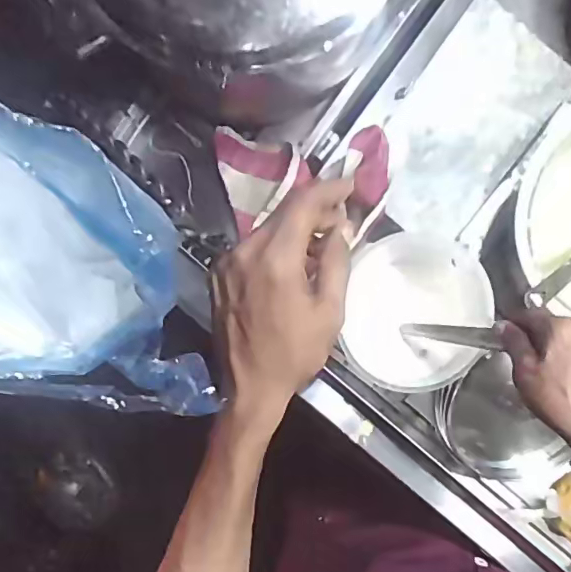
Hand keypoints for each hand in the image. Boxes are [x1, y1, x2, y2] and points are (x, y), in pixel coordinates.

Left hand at [212, 177, 354, 434]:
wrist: (250, 387)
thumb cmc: (296, 355)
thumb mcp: (330, 313)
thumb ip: (337, 264)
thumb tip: (340, 230)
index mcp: (275, 258)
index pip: (302, 203)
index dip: (329, 188)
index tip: (350, 183)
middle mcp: (245, 250)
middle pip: (283, 212)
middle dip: (315, 208)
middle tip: (341, 217)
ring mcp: (228, 261)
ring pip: (267, 229)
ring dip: (296, 229)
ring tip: (321, 244)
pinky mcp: (220, 274)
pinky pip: (253, 247)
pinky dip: (276, 246)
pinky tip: (293, 263)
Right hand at [499, 309, 570, 462]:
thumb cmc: (553, 398)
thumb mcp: (525, 372)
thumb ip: (514, 343)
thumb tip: (504, 324)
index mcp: (558, 327)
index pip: (529, 313)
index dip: (513, 322)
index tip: (503, 333)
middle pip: (550, 322)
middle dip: (534, 332)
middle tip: (521, 352)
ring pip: (566, 335)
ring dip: (553, 343)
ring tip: (543, 364)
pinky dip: (568, 353)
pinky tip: (563, 372)